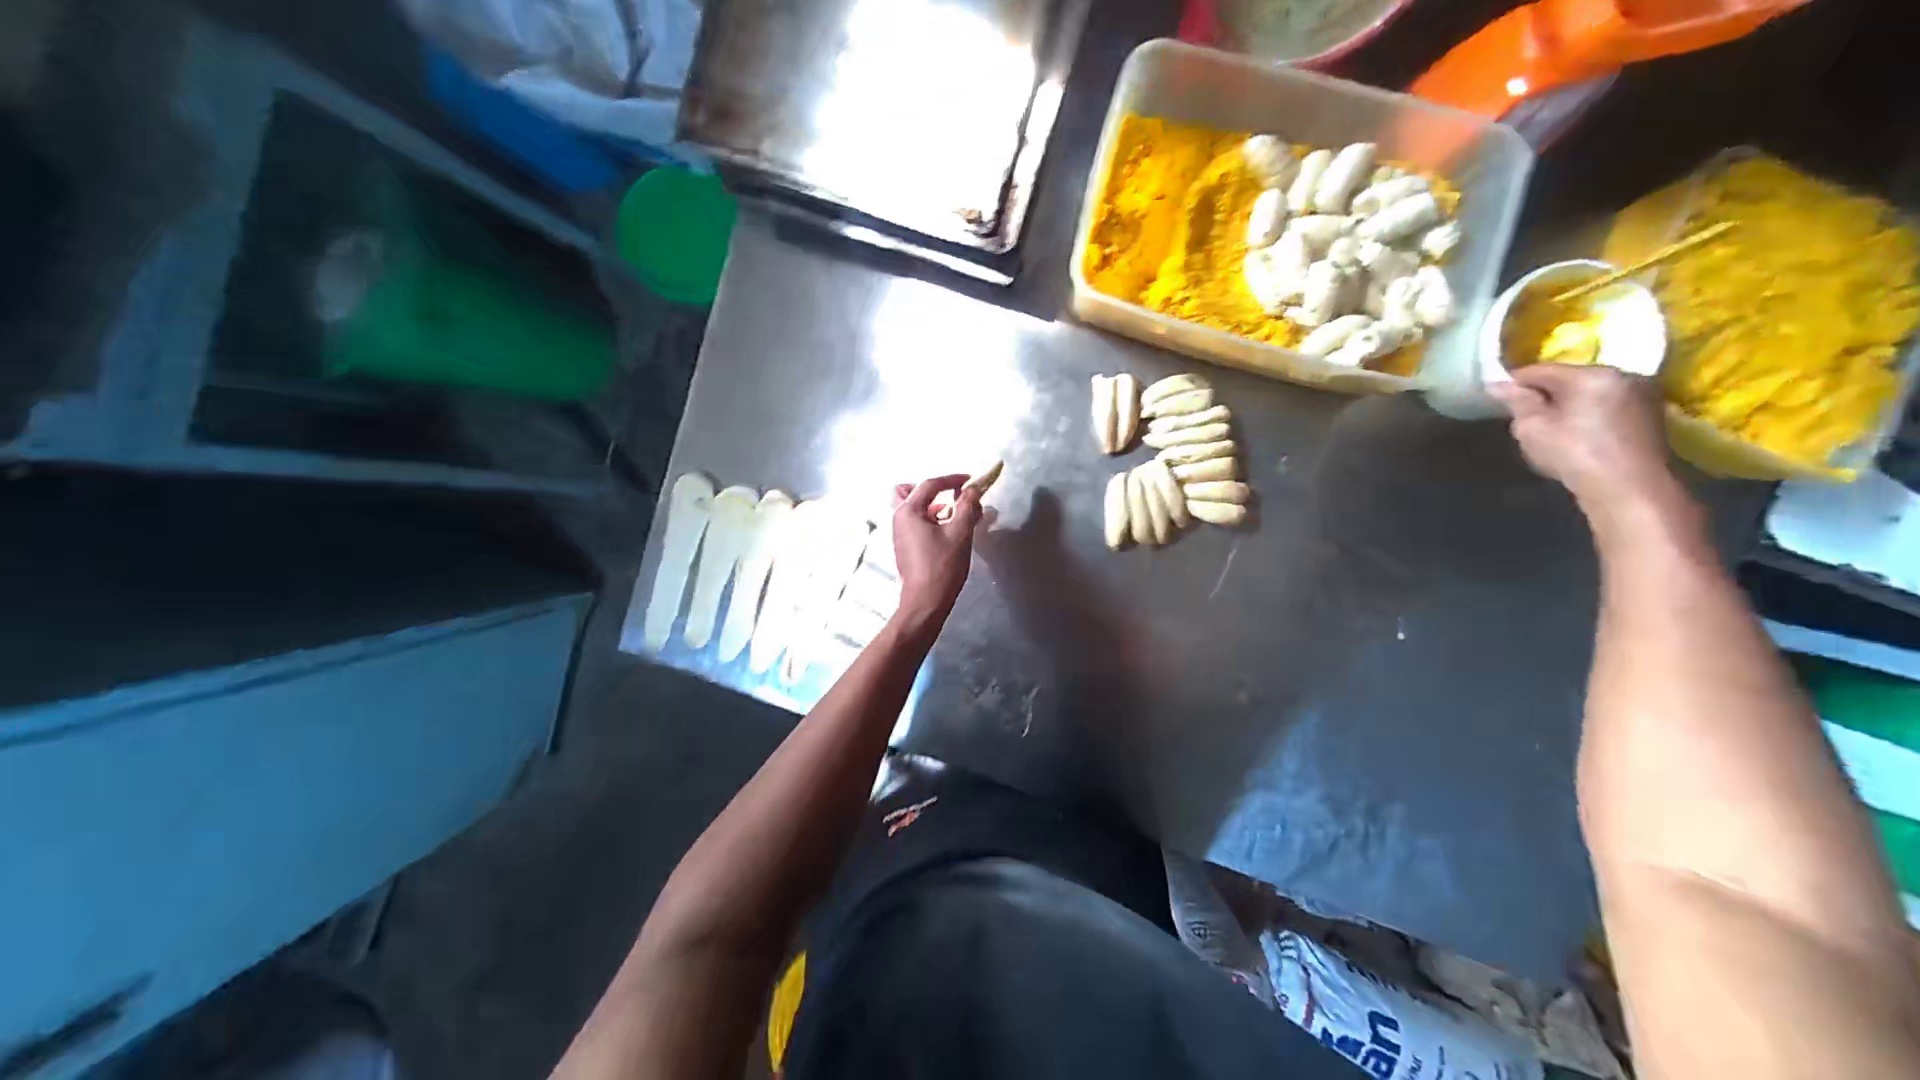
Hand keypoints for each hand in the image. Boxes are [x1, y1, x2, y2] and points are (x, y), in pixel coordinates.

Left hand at [891, 473, 982, 625]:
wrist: (925, 602)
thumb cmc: (942, 566)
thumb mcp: (960, 532)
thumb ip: (967, 506)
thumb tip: (973, 489)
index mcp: (908, 511)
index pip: (930, 484)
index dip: (953, 479)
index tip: (972, 482)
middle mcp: (899, 519)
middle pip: (911, 492)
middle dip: (933, 491)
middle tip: (952, 498)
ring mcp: (900, 534)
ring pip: (915, 509)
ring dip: (936, 507)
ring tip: (959, 519)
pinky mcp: (905, 547)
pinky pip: (917, 524)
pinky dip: (933, 521)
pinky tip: (951, 533)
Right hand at [1488, 365, 1676, 513]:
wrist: (1629, 488)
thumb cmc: (1574, 454)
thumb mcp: (1532, 428)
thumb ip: (1517, 402)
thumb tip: (1499, 384)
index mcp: (1591, 375)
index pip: (1541, 370)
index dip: (1515, 382)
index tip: (1498, 398)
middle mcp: (1623, 375)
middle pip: (1569, 379)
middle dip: (1545, 394)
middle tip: (1525, 417)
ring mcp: (1642, 394)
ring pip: (1590, 392)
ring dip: (1569, 404)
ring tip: (1552, 428)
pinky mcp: (1651, 413)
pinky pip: (1608, 405)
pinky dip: (1589, 414)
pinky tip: (1579, 435)